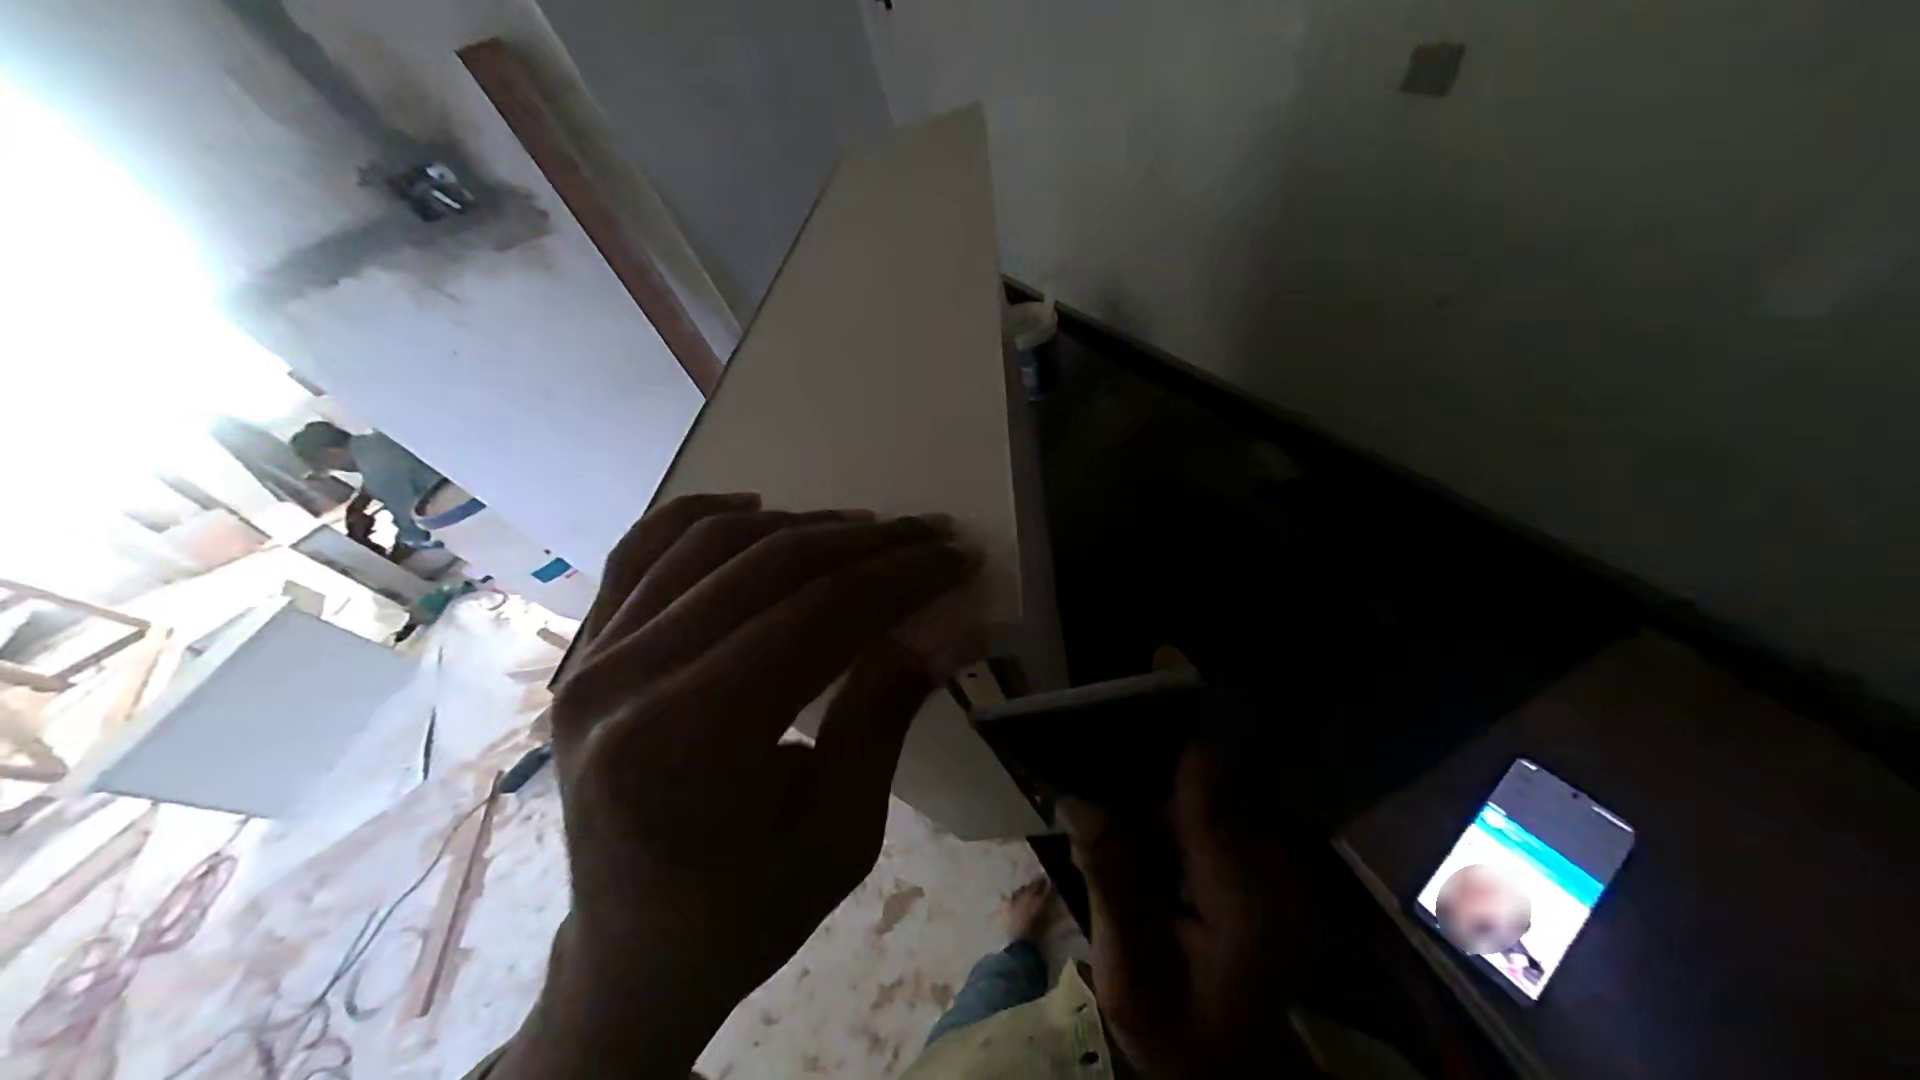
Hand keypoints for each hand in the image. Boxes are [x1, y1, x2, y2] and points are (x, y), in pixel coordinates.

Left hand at [491, 494, 977, 1077]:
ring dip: (802, 525)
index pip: (818, 615)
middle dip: (868, 544)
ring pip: (710, 545)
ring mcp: (589, 661)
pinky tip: (757, 509)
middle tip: (931, 536)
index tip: (959, 559)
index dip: (900, 576)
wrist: (634, 953)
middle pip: (769, 568)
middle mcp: (622, 683)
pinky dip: (702, 517)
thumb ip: (884, 712)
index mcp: (687, 743)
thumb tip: (949, 623)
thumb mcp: (840, 833)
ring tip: (868, 531)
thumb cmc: (746, 912)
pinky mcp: (583, 655)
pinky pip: (641, 553)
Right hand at [1059, 746, 1317, 1077]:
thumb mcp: (1129, 973)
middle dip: (1150, 747)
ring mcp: (1268, 863)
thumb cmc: (1176, 1030)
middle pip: (1211, 775)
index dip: (1166, 739)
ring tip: (1099, 758)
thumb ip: (1111, 883)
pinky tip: (1126, 800)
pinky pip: (1208, 805)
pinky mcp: (1254, 861)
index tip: (1117, 703)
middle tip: (1089, 730)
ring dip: (1154, 768)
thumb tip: (1078, 799)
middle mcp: (1270, 868)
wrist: (1228, 1067)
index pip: (1209, 791)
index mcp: (1245, 901)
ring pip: (1208, 783)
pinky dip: (1165, 794)